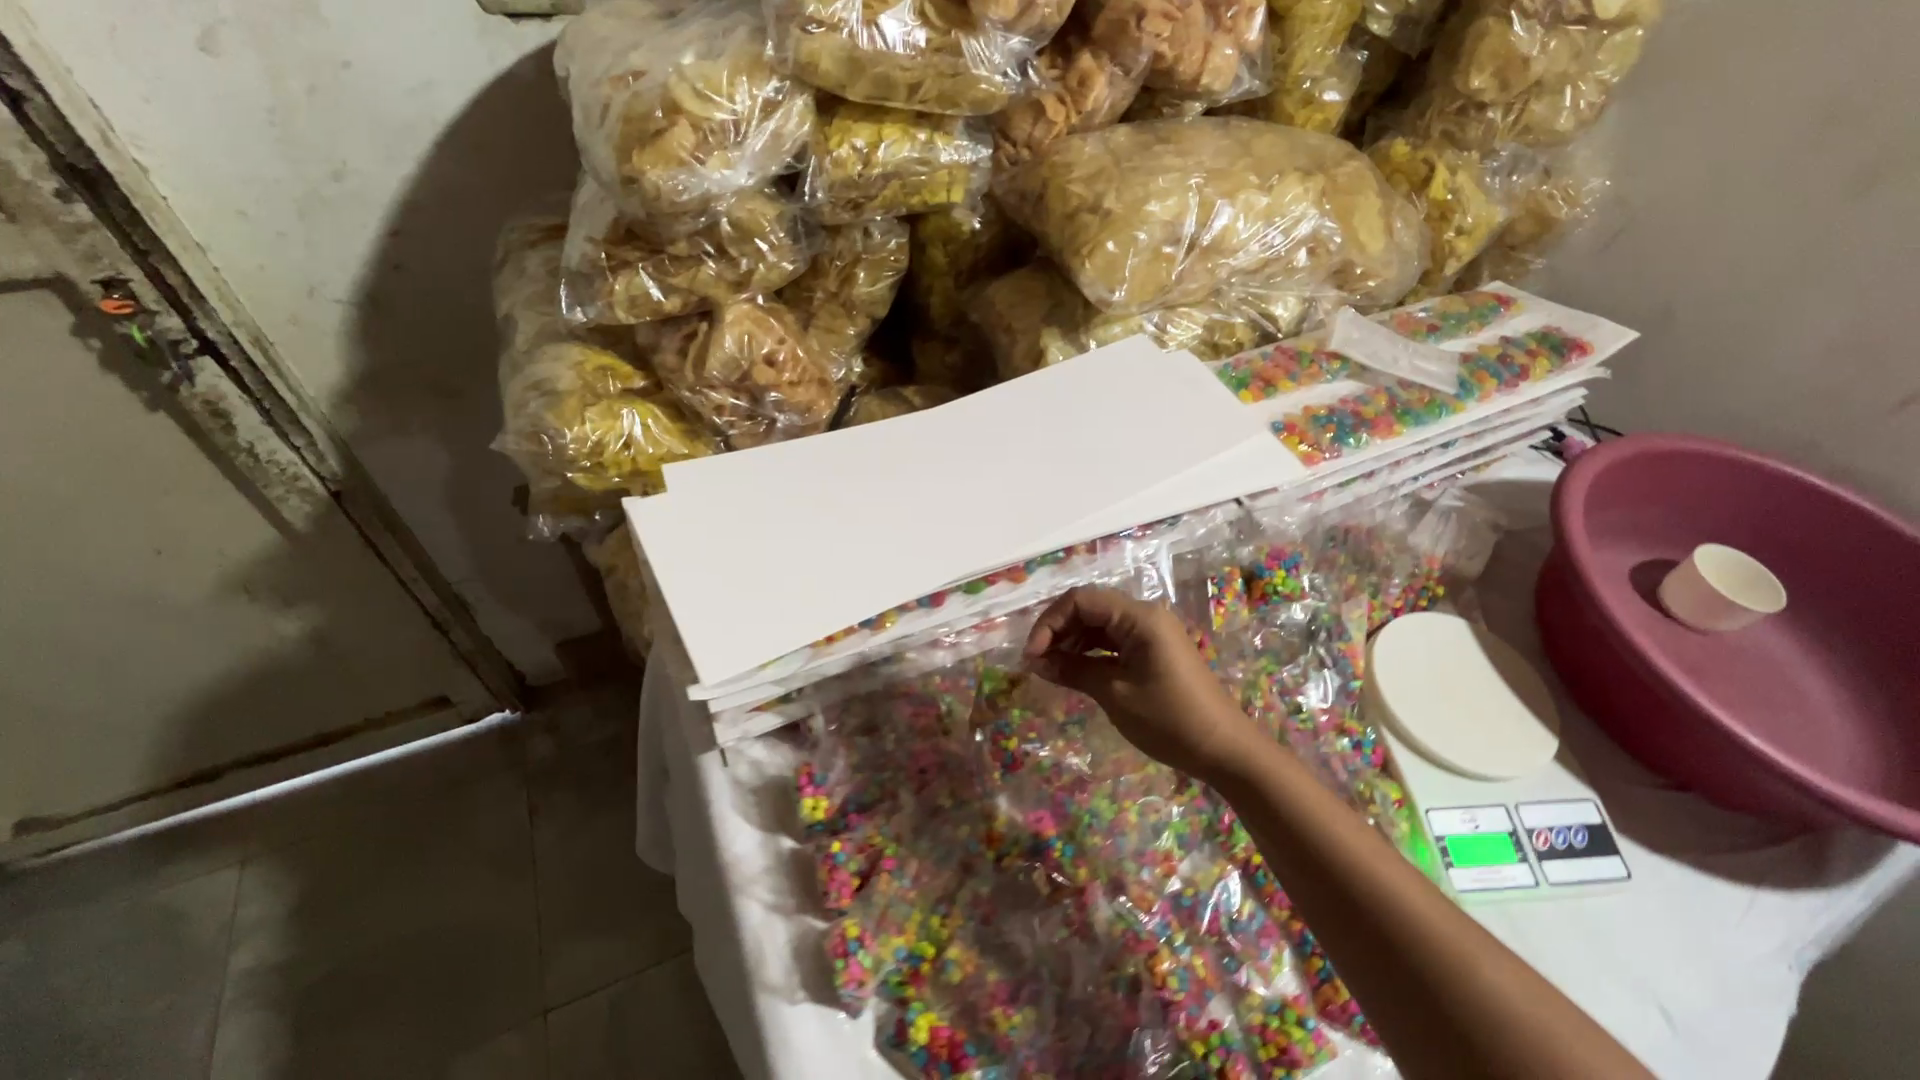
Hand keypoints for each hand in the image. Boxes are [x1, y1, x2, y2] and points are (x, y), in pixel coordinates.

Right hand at [1022, 586, 1253, 779]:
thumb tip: (1036, 662)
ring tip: (1051, 669)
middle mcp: (1147, 616)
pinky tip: (1074, 671)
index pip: (1082, 600)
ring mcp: (1153, 633)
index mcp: (1140, 617)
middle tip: (1036, 663)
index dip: (1050, 622)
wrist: (1223, 749)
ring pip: (1100, 624)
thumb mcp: (1114, 694)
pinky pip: (1114, 641)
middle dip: (1058, 630)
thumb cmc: (1169, 720)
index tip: (1032, 656)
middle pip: (1090, 607)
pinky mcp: (1155, 651)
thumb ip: (1073, 671)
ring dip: (1072, 642)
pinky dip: (1090, 652)